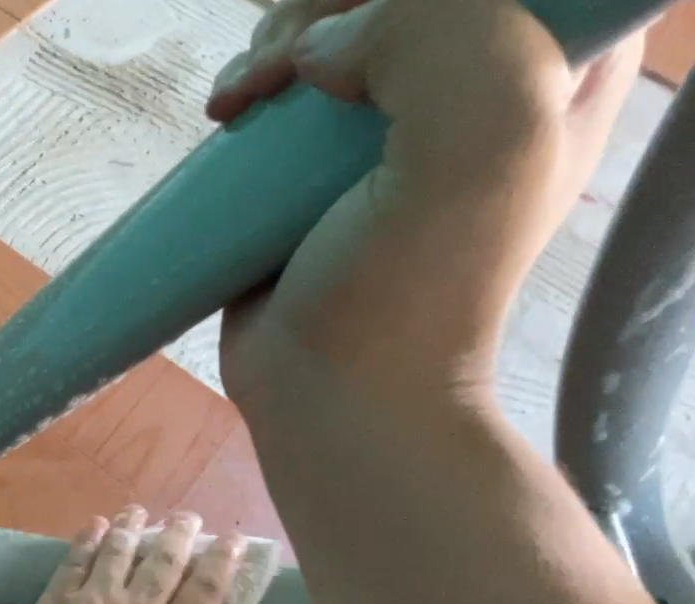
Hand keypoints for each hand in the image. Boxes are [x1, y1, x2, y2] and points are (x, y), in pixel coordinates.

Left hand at [0, 506, 243, 603]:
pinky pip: (77, 558)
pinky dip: (89, 537)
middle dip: (181, 532)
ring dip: (133, 526)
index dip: (223, 561)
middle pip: (167, 560)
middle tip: (187, 517)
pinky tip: (96, 524)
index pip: (206, 591)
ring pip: (121, 550)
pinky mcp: (59, 595)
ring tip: (139, 511)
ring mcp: (95, 599)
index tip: (232, 540)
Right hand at [207, 0, 642, 406]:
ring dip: (275, 40)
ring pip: (333, 26)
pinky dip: (247, 81)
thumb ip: (441, 39)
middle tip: (285, 66)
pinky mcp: (310, 168)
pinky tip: (225, 111)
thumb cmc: (412, 288)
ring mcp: (386, 126)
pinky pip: (283, 88)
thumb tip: (322, 44)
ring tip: (240, 95)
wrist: (329, 389)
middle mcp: (476, 79)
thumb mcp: (480, 144)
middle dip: (328, 4)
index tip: (365, 21)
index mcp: (555, 60)